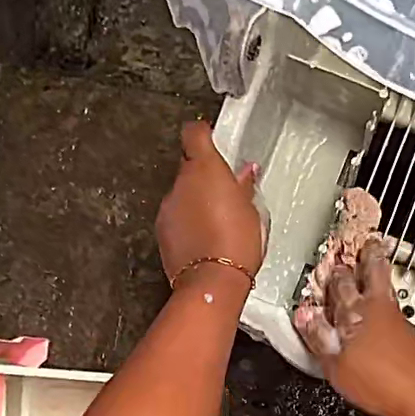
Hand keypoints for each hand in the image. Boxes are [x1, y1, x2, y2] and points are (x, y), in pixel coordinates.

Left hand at [157, 121, 265, 286]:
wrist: (213, 282)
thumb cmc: (237, 246)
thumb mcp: (252, 212)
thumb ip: (243, 188)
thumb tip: (244, 176)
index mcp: (205, 169)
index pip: (195, 133)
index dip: (203, 134)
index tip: (212, 139)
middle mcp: (181, 184)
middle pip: (188, 167)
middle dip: (204, 176)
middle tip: (225, 191)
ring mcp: (168, 207)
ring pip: (181, 194)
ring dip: (195, 202)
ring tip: (217, 221)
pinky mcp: (162, 231)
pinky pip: (175, 217)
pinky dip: (187, 222)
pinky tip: (205, 237)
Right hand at [293, 239, 414, 415]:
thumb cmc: (377, 383)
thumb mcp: (335, 364)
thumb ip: (318, 337)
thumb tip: (304, 315)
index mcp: (354, 314)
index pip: (339, 285)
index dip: (333, 272)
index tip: (329, 260)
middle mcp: (376, 310)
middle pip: (372, 273)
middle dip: (367, 256)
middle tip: (368, 241)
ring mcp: (396, 319)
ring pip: (385, 285)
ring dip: (379, 269)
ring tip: (377, 257)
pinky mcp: (408, 333)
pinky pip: (393, 304)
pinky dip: (386, 295)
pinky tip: (383, 304)